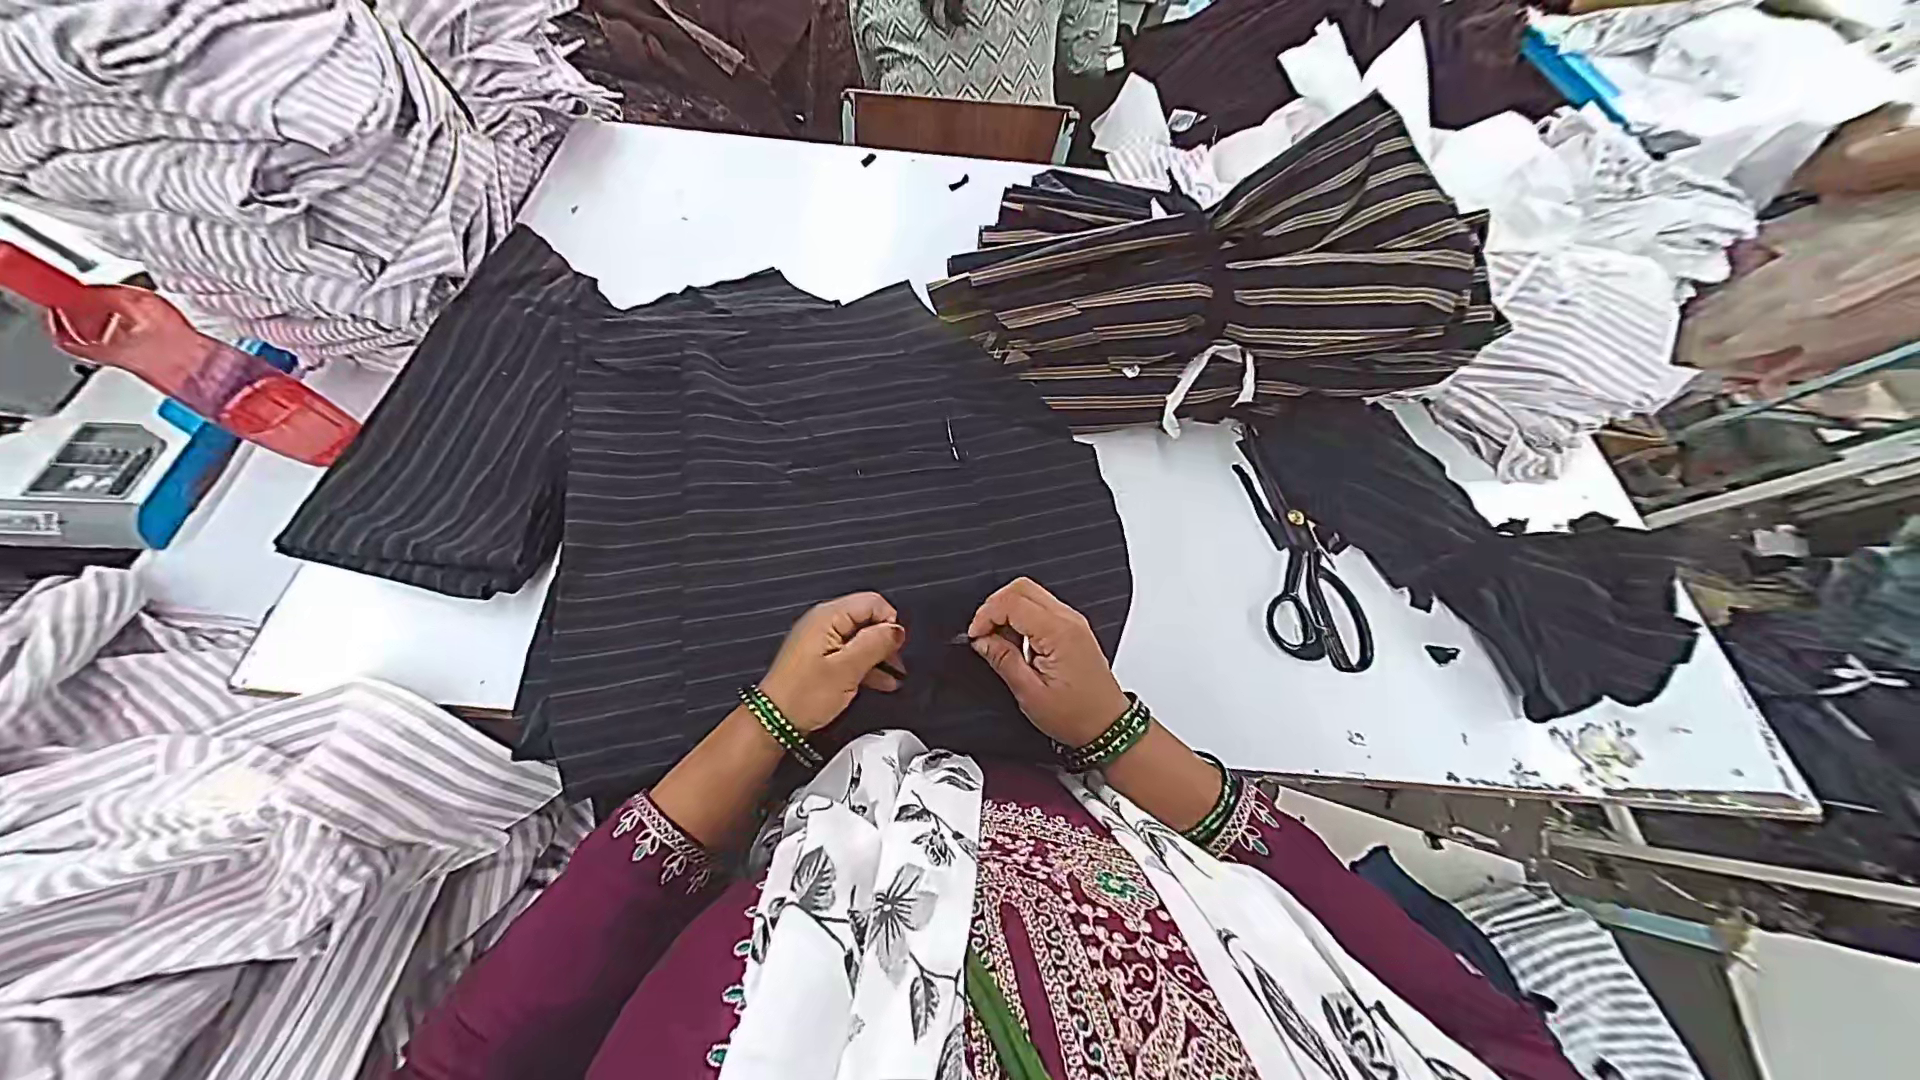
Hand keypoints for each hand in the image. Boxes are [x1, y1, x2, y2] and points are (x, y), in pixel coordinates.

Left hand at [758, 591, 906, 732]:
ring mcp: (821, 638)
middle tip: (893, 663)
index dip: (890, 624)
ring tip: (889, 676)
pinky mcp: (820, 655)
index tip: (894, 647)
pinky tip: (877, 680)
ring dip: (878, 655)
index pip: (874, 602)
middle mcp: (823, 621)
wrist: (775, 721)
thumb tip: (896, 630)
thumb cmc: (802, 696)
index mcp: (828, 616)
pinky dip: (865, 663)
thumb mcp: (848, 669)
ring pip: (862, 636)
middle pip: (869, 618)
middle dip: (885, 641)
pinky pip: (850, 650)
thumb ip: (876, 644)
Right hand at [968, 577, 1129, 747]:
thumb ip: (1003, 660)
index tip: (975, 635)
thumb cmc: (1077, 715)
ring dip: (1008, 612)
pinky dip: (1021, 619)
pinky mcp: (1072, 628)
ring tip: (1001, 644)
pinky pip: (1041, 609)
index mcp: (1058, 632)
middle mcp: (1068, 620)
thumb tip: (982, 640)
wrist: (1107, 726)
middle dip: (994, 607)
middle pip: (1021, 588)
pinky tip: (1017, 644)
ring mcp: (1072, 622)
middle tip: (983, 634)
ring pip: (1030, 594)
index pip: (1012, 602)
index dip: (986, 615)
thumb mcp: (1030, 693)